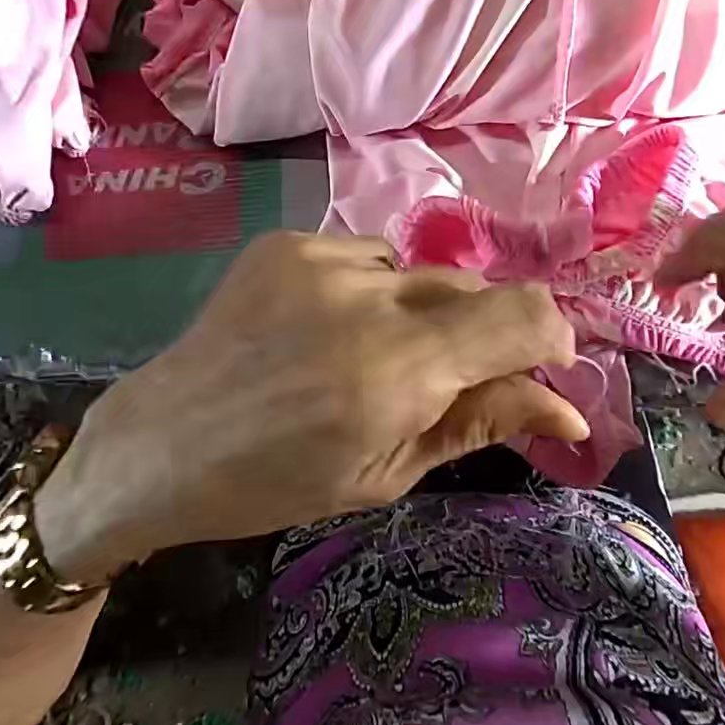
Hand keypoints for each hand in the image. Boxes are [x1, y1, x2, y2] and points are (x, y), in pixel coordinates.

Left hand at [34, 232, 587, 581]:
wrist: (161, 442)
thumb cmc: (273, 482)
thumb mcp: (384, 473)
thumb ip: (476, 422)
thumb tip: (563, 407)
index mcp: (394, 370)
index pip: (522, 315)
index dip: (548, 338)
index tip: (535, 370)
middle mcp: (365, 297)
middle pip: (474, 287)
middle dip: (480, 332)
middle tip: (440, 377)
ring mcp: (319, 258)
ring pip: (418, 272)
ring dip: (419, 311)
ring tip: (365, 353)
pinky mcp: (287, 242)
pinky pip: (365, 257)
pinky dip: (369, 292)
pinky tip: (325, 329)